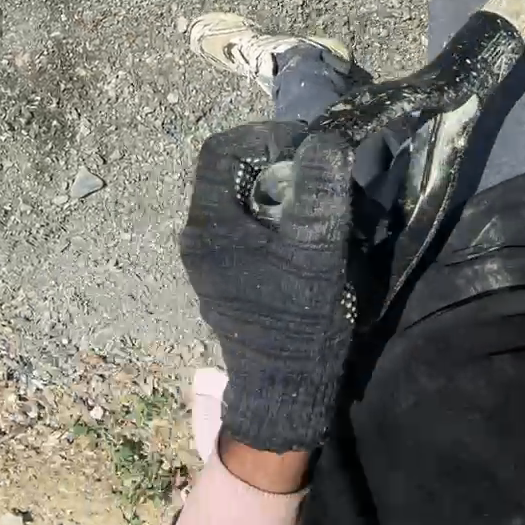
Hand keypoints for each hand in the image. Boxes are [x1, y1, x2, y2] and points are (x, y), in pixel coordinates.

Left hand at [179, 122, 356, 452]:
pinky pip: (249, 222)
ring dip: (281, 187)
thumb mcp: (316, 246)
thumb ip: (319, 187)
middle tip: (318, 170)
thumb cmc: (297, 317)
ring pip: (243, 196)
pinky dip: (278, 212)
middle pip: (233, 171)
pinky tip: (308, 230)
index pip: (222, 150)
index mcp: (209, 225)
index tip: (307, 144)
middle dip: (277, 161)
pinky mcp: (230, 273)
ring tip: (318, 200)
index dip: (265, 136)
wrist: (287, 388)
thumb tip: (325, 137)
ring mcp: (212, 258)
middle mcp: (200, 236)